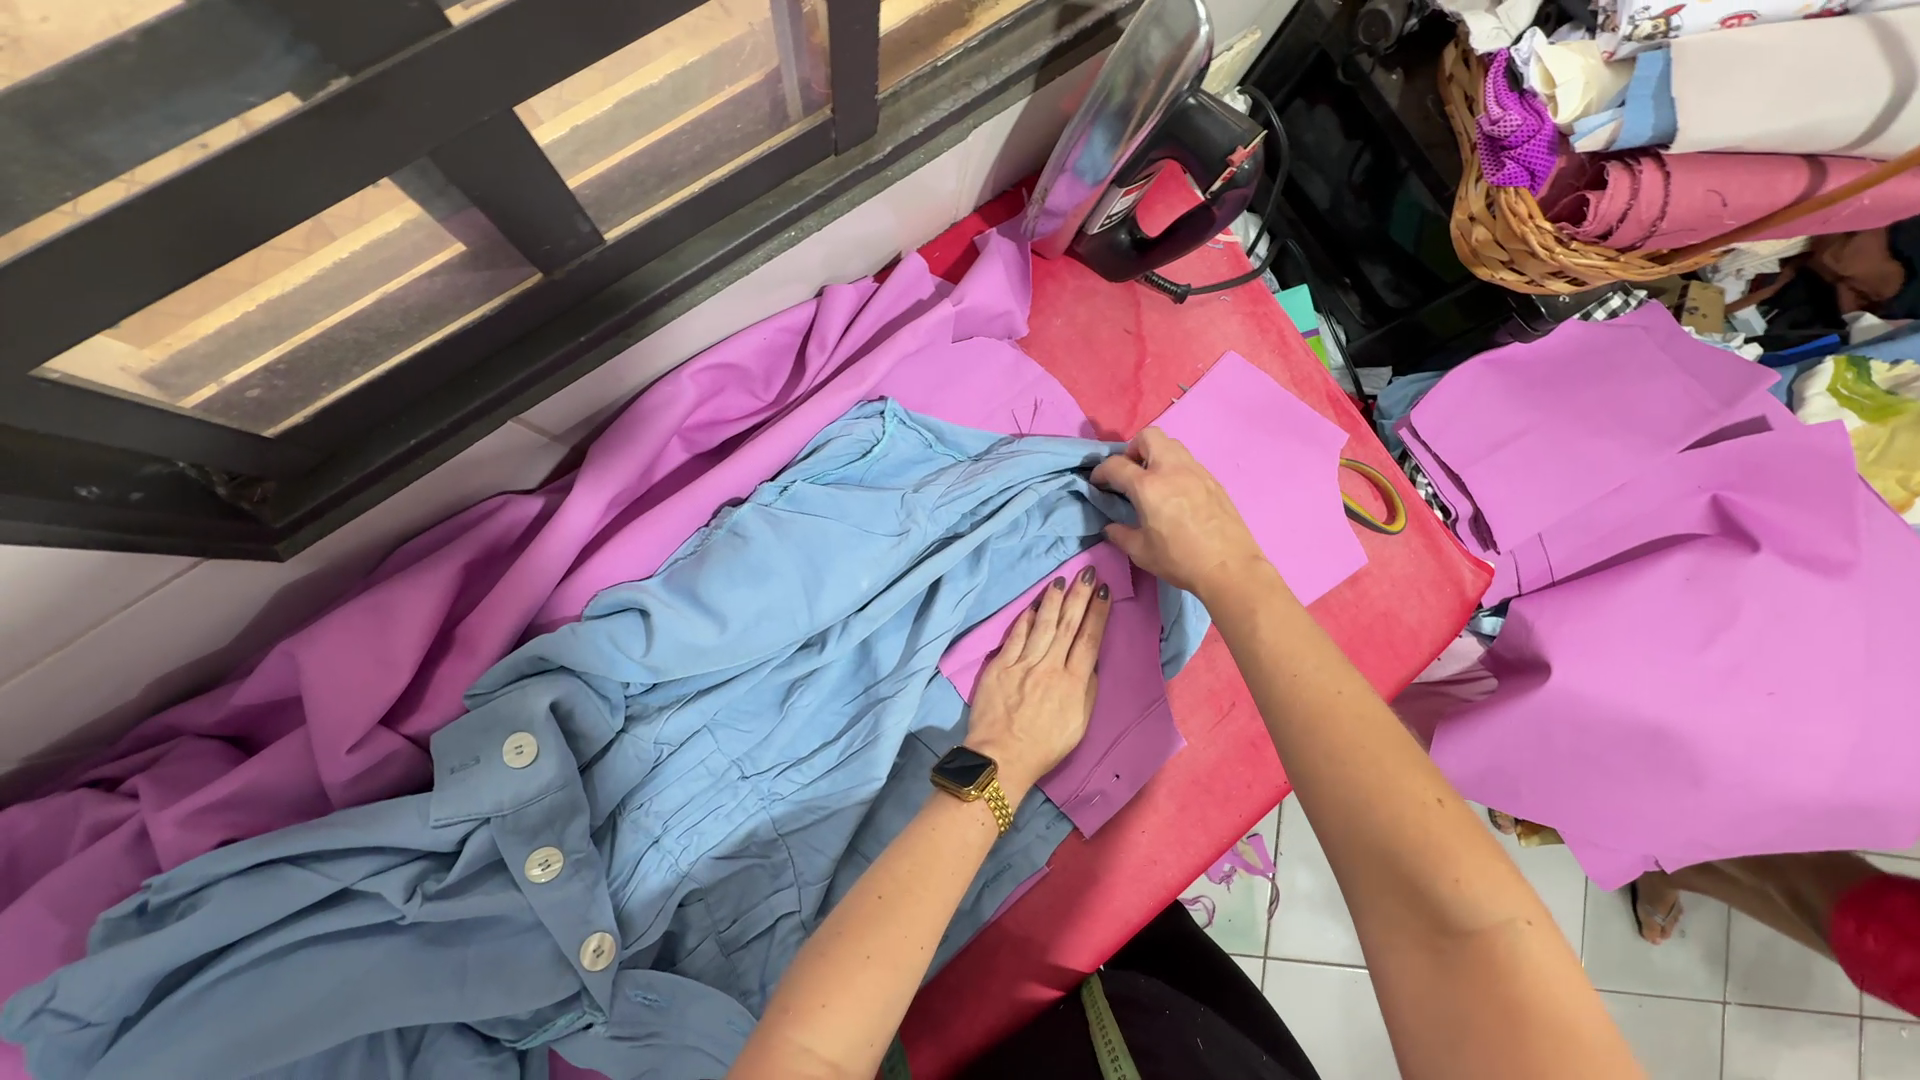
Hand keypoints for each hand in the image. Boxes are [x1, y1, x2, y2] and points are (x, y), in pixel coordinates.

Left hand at [966, 566, 1112, 799]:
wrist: (1002, 758)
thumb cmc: (1045, 747)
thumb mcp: (1079, 723)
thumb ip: (1086, 689)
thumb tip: (1089, 662)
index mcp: (1074, 682)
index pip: (1089, 639)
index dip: (1098, 613)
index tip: (1104, 591)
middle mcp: (1050, 667)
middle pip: (1067, 625)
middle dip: (1079, 596)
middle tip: (1087, 572)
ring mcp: (1023, 664)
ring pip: (1041, 625)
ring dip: (1053, 600)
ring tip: (1061, 581)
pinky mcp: (1000, 666)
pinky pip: (1015, 637)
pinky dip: (1025, 619)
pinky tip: (1032, 605)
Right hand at [1091, 427, 1270, 602]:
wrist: (1229, 567)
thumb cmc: (1180, 560)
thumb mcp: (1141, 552)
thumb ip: (1120, 534)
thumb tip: (1110, 527)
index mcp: (1148, 487)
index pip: (1116, 465)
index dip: (1101, 472)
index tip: (1098, 483)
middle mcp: (1171, 469)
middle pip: (1147, 436)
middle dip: (1132, 449)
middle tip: (1129, 473)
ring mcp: (1195, 471)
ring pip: (1171, 444)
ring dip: (1155, 454)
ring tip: (1152, 480)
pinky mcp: (1212, 479)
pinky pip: (1187, 460)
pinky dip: (1174, 467)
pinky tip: (1175, 492)